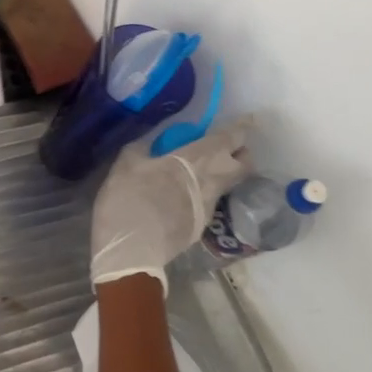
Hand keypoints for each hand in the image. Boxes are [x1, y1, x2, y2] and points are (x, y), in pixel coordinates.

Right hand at [89, 121, 250, 291]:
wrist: (130, 250)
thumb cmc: (127, 201)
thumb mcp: (124, 166)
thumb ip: (141, 148)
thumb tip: (151, 142)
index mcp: (197, 158)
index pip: (231, 137)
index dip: (242, 127)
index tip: (247, 121)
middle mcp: (213, 180)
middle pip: (244, 164)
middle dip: (241, 153)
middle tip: (226, 149)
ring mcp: (210, 206)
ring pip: (226, 185)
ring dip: (220, 176)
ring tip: (198, 175)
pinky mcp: (202, 226)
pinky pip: (208, 204)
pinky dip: (201, 196)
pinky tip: (180, 201)